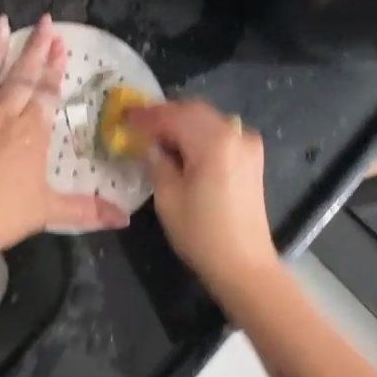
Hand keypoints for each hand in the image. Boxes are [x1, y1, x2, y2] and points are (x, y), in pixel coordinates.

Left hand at [0, 14, 129, 260]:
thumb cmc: (4, 217)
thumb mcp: (49, 212)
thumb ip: (86, 209)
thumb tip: (124, 219)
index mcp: (30, 132)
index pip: (47, 93)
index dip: (55, 68)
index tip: (61, 44)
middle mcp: (1, 117)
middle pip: (21, 77)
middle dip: (35, 48)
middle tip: (44, 22)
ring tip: (1, 23)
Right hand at [128, 100, 276, 287]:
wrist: (244, 264)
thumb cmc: (201, 234)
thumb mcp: (168, 198)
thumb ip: (157, 162)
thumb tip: (149, 145)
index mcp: (214, 142)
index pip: (174, 116)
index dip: (147, 116)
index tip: (125, 117)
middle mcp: (234, 134)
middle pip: (193, 111)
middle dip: (164, 115)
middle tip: (137, 123)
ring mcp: (247, 145)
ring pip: (207, 120)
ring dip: (181, 122)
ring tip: (155, 135)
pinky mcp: (251, 158)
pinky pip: (220, 134)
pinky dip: (198, 134)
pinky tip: (181, 147)